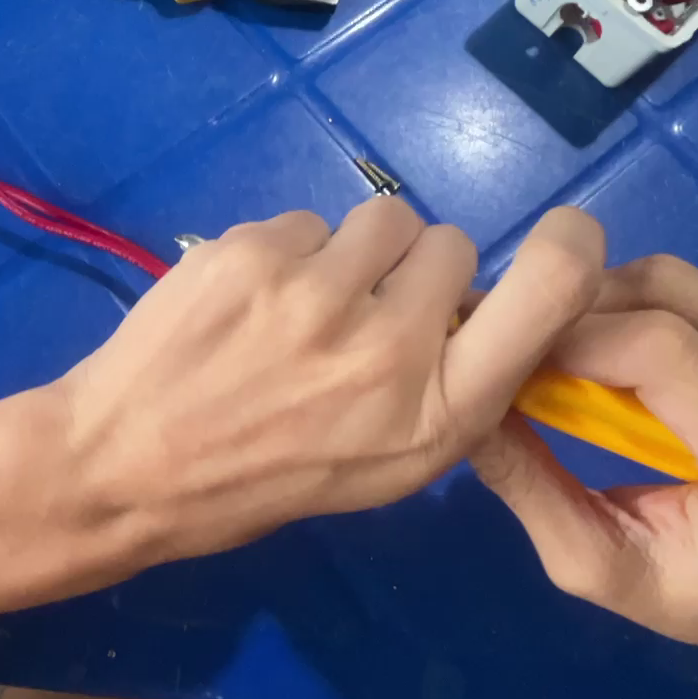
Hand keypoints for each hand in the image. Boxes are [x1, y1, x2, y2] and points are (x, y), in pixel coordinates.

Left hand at [53, 199, 603, 563]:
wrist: (129, 464)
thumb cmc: (261, 479)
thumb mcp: (382, 467)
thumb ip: (444, 383)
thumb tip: (472, 301)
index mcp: (436, 414)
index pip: (548, 294)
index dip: (568, 250)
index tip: (564, 237)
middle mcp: (387, 345)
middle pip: (450, 243)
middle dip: (415, 272)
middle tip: (362, 314)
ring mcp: (313, 290)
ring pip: (379, 219)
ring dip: (354, 253)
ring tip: (303, 304)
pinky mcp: (250, 251)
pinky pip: (305, 221)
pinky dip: (290, 252)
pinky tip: (250, 301)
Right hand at [470, 253, 697, 667]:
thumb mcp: (595, 569)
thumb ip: (529, 486)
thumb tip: (467, 404)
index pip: (664, 352)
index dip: (572, 336)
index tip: (508, 355)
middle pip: (674, 297)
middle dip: (579, 307)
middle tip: (526, 346)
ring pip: (686, 287)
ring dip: (605, 303)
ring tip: (566, 351)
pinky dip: (639, 314)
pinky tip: (615, 359)